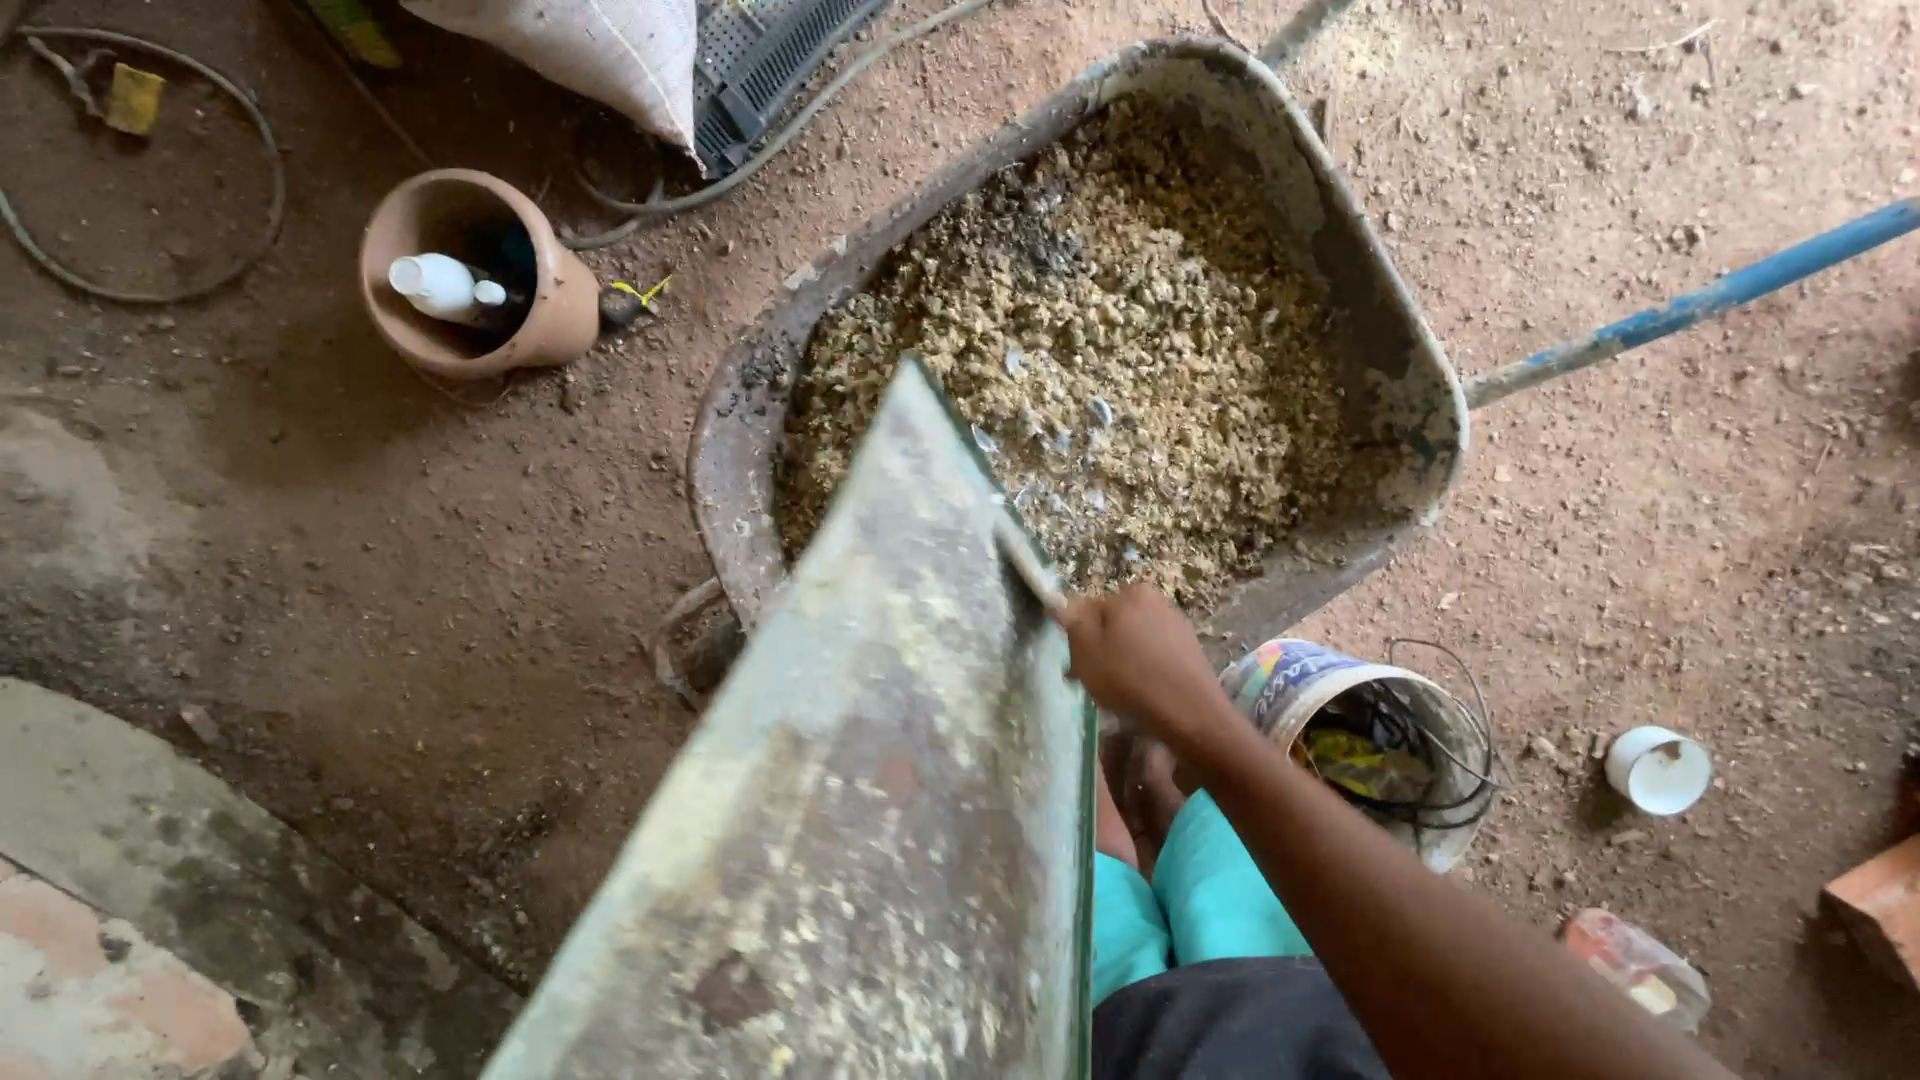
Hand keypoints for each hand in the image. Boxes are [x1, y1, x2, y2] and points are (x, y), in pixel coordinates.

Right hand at [1055, 586, 1235, 752]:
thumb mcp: (1085, 649)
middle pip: (1114, 625)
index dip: (1078, 639)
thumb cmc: (1129, 677)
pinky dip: (1145, 670)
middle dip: (1102, 650)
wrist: (1189, 712)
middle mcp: (1157, 601)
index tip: (1076, 666)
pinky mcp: (1191, 650)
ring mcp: (1177, 625)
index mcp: (1130, 593)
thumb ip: (1072, 620)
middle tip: (1094, 683)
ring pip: (1135, 641)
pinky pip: (1156, 656)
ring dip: (1123, 661)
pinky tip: (1143, 694)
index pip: (1090, 611)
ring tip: (1119, 694)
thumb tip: (1062, 602)